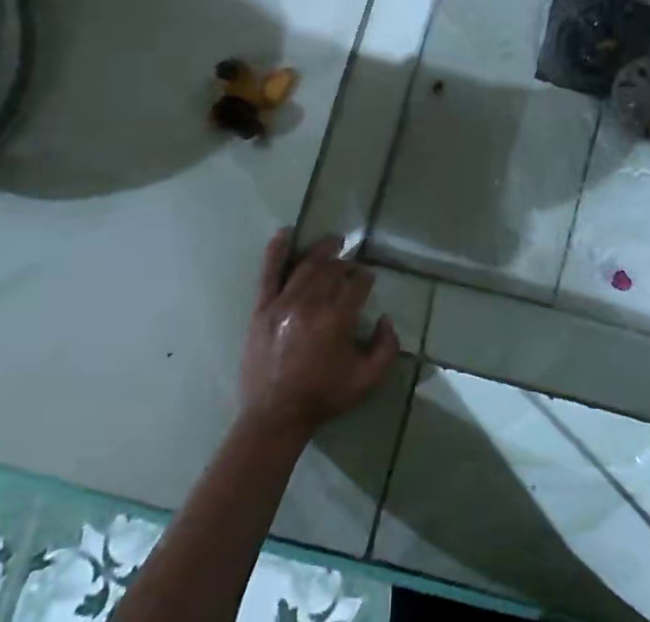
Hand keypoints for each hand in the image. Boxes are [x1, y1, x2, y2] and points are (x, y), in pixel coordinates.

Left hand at [240, 232, 400, 438]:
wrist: (275, 415)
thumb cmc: (323, 397)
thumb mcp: (367, 380)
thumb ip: (387, 348)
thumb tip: (385, 319)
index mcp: (336, 320)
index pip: (356, 285)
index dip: (366, 278)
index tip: (369, 278)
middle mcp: (310, 304)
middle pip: (332, 271)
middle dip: (346, 264)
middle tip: (352, 264)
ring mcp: (283, 303)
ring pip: (306, 266)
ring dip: (322, 250)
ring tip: (333, 242)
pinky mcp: (263, 308)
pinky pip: (269, 272)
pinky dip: (277, 250)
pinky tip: (285, 233)